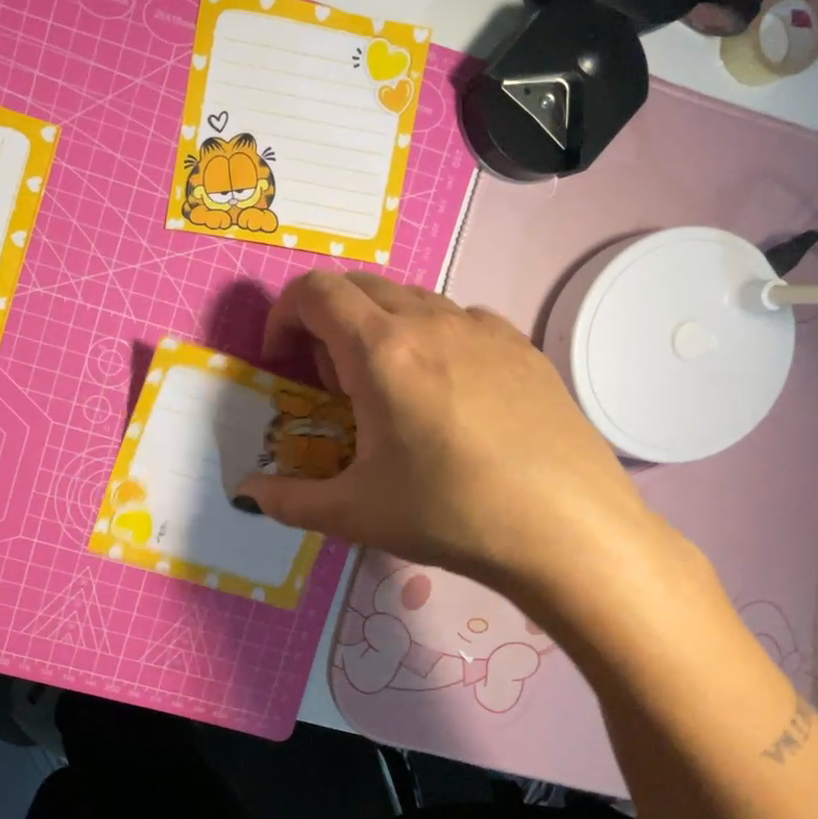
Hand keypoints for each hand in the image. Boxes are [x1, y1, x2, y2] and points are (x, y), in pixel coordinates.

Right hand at [235, 270, 661, 595]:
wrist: (572, 532)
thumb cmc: (448, 515)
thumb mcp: (352, 513)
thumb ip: (286, 500)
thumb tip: (245, 494)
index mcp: (380, 351)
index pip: (316, 292)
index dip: (284, 316)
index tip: (281, 361)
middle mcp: (431, 323)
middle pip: (360, 286)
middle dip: (325, 321)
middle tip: (327, 382)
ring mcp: (485, 330)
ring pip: (411, 299)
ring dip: (376, 327)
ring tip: (384, 390)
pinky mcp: (523, 348)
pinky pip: (458, 319)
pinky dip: (428, 337)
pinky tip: (441, 394)